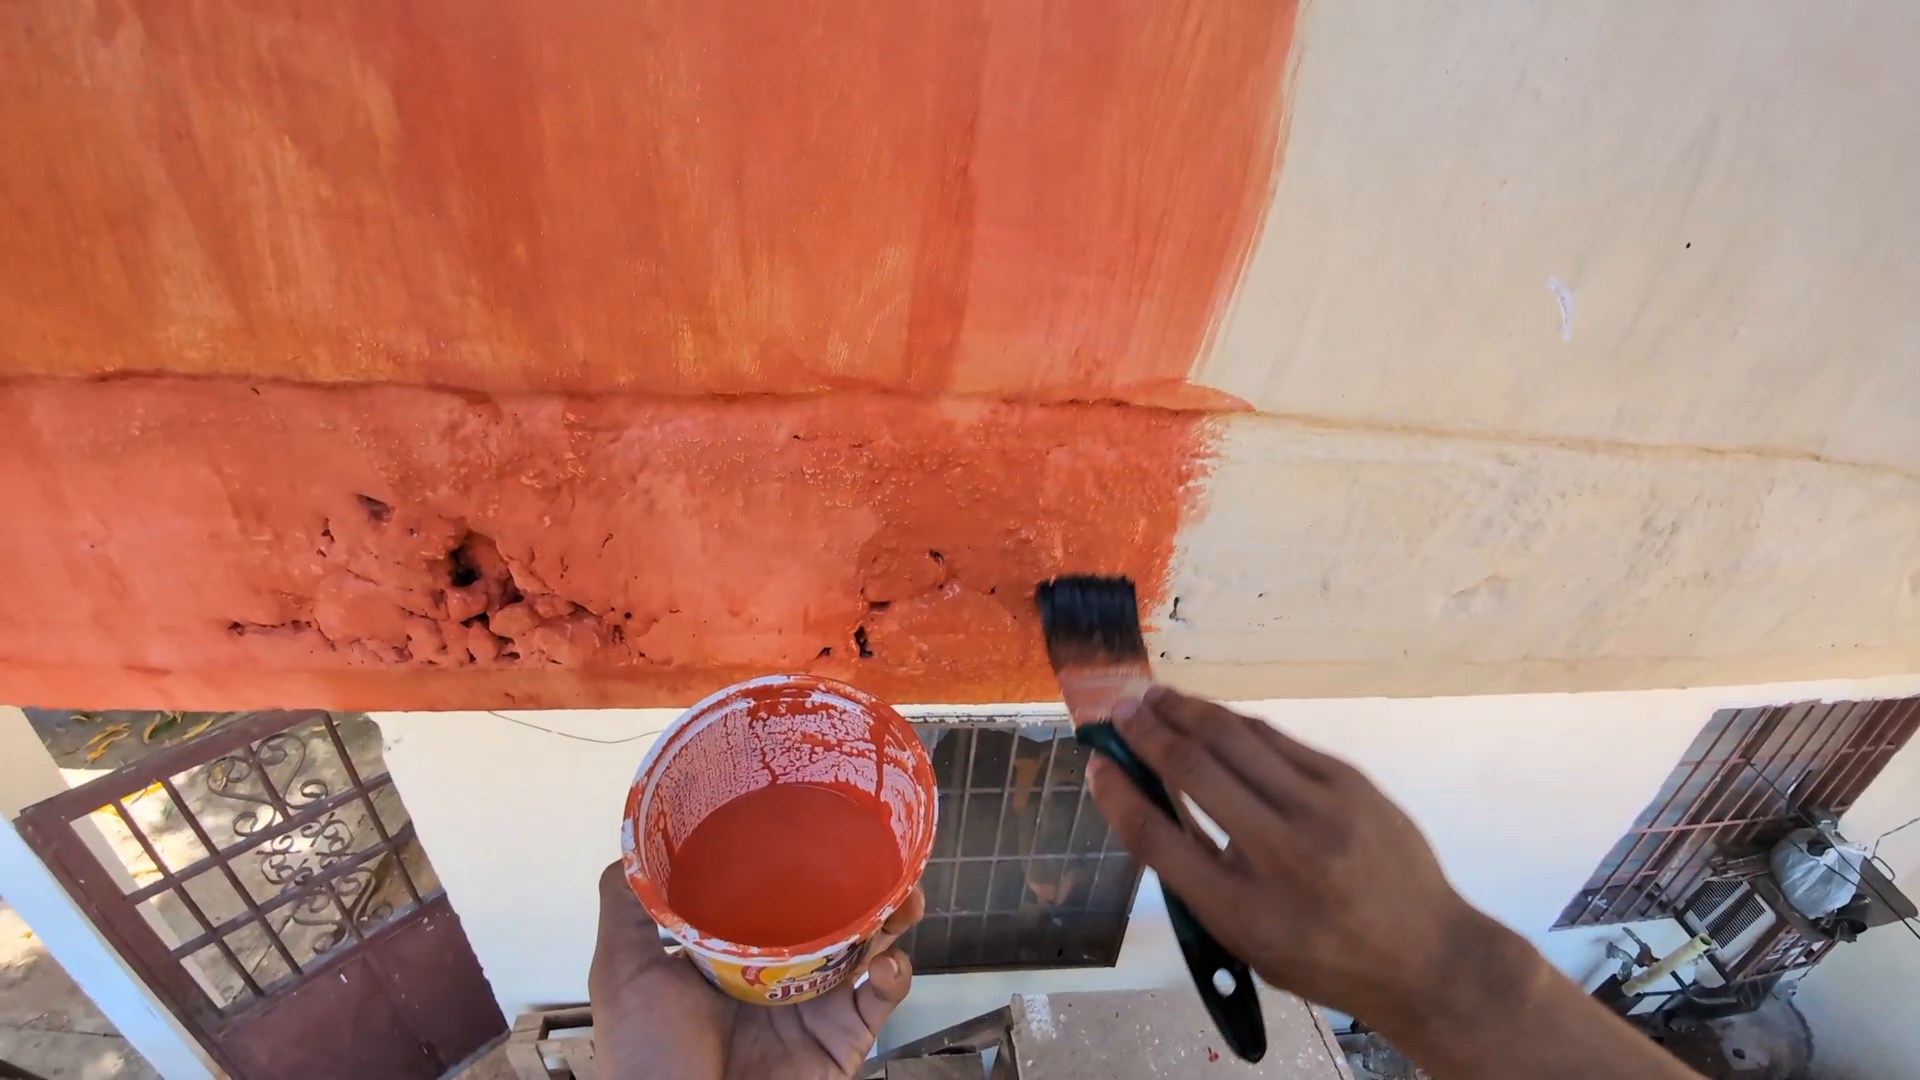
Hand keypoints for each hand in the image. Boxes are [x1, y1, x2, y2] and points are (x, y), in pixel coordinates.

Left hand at [588, 862, 925, 1079]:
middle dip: (869, 883)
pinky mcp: (843, 1039)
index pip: (788, 893)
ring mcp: (820, 1005)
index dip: (812, 860)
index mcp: (747, 950)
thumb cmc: (648, 1057)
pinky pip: (882, 1000)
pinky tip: (888, 963)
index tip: (825, 820)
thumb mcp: (625, 973)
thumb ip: (628, 911)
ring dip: (897, 918)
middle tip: (885, 855)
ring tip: (907, 898)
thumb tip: (633, 845)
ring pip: (874, 947)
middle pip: (842, 914)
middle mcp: (789, 971)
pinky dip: (895, 977)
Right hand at [1091, 687, 1703, 1079]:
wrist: (1430, 957)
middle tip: (1119, 705)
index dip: (1118, 795)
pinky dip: (1230, 723)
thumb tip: (1133, 791)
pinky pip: (1272, 738)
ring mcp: (1324, 809)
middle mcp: (1284, 855)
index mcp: (1246, 911)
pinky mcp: (1349, 780)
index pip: (1159, 839)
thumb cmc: (1318, 952)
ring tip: (1154, 696)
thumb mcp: (1243, 932)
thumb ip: (1186, 864)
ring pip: (1235, 737)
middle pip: (1195, 768)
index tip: (1095, 760)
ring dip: (1185, 711)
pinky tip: (1208, 716)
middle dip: (1148, 729)